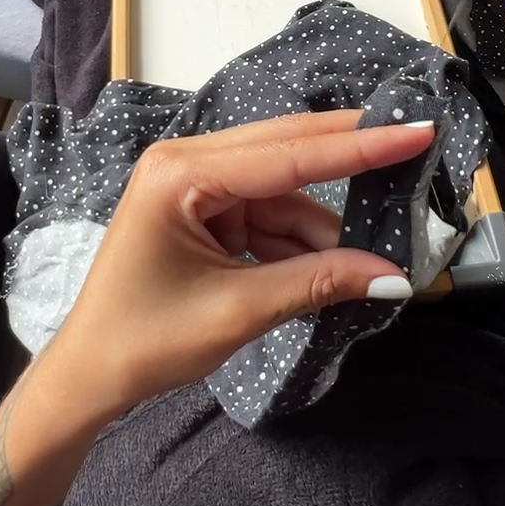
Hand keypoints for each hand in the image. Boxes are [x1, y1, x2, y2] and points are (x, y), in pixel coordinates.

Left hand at [36, 111, 430, 422]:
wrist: (89, 374)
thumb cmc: (146, 340)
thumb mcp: (238, 311)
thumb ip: (318, 283)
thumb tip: (393, 277)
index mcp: (182, 173)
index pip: (288, 154)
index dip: (358, 146)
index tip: (414, 130)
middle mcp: (188, 162)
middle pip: (286, 151)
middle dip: (349, 158)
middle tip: (414, 146)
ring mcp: (196, 183)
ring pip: (282, 190)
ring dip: (322, 226)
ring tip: (371, 255)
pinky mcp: (205, 208)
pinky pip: (267, 213)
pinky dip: (297, 240)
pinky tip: (329, 267)